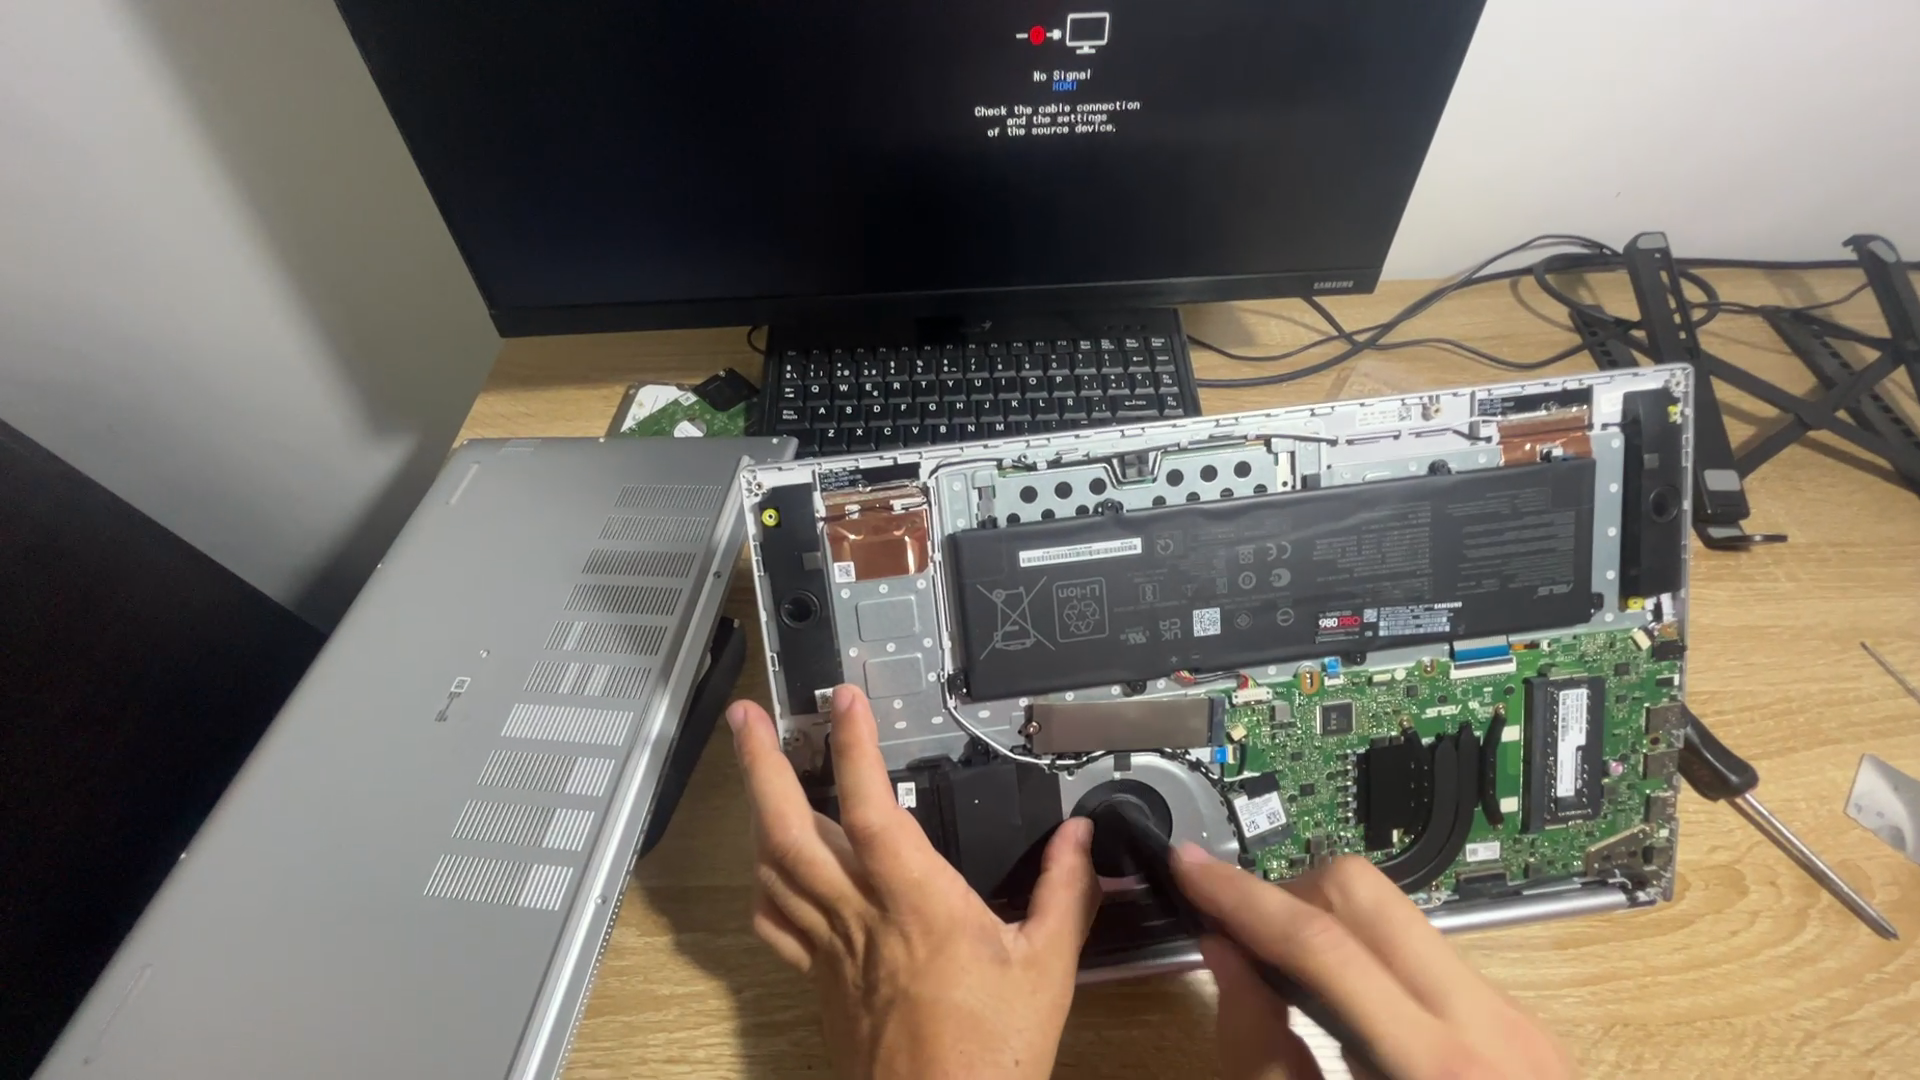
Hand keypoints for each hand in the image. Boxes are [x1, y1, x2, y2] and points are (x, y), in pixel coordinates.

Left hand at [726, 684, 1100, 1078]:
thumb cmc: (993, 1050)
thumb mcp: (1048, 966)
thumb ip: (1065, 891)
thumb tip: (1080, 835)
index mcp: (917, 903)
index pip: (872, 811)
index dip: (854, 749)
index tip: (844, 700)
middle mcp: (860, 915)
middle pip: (791, 832)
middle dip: (762, 768)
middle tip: (744, 718)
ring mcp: (828, 947)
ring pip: (772, 868)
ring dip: (756, 808)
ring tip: (753, 763)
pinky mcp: (815, 976)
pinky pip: (773, 921)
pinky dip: (762, 878)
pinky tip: (766, 856)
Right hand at [1173, 848, 1572, 1079]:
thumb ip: (1257, 1050)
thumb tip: (1223, 948)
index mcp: (1437, 1072)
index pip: (1322, 946)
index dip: (1241, 898)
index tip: (1185, 865)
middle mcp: (1490, 1025)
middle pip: (1360, 893)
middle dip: (1285, 898)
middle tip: (1247, 945)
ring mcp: (1514, 1017)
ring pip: (1387, 907)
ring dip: (1320, 922)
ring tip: (1293, 982)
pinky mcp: (1518, 1019)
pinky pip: (1414, 943)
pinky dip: (1358, 952)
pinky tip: (1345, 1008)